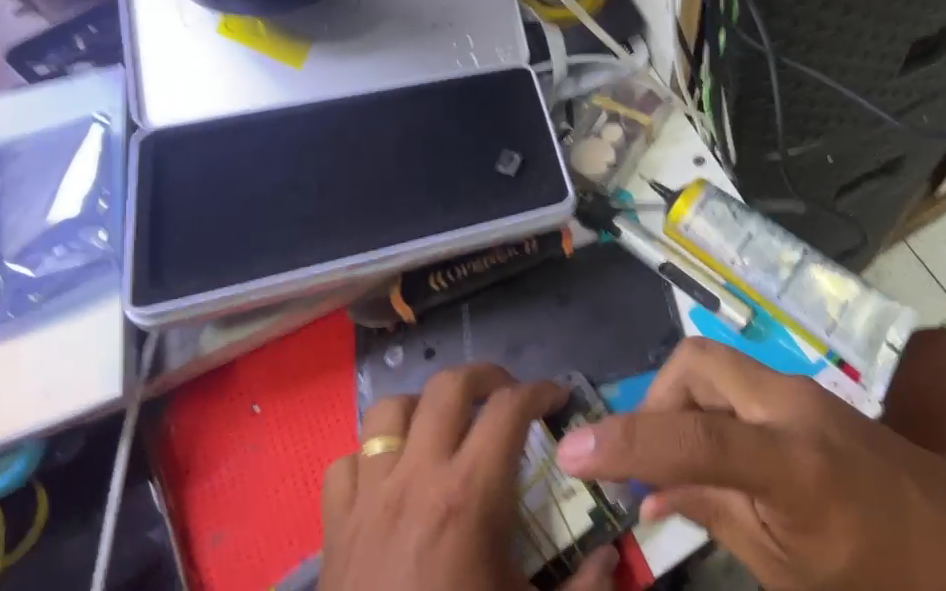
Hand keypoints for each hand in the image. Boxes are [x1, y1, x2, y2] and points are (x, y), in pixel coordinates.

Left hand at [320, 364, 616, 590]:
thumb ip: (584, 586)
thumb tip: (610, 558)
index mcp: (471, 494)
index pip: (510, 407)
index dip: (540, 390)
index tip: (557, 399)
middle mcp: (417, 478)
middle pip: (448, 386)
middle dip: (486, 376)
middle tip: (507, 396)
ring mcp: (369, 498)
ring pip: (389, 411)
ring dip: (423, 407)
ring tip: (447, 425)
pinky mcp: (335, 525)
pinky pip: (346, 462)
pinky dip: (371, 457)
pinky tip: (393, 478)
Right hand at [551, 339, 945, 590]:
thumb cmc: (873, 566)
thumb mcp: (786, 565)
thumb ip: (715, 514)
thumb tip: (651, 494)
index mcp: (792, 461)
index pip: (694, 437)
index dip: (627, 440)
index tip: (571, 452)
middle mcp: (792, 405)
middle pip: (699, 362)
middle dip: (655, 402)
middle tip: (646, 463)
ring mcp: (802, 390)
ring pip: (717, 366)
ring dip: (682, 405)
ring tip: (676, 468)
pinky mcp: (807, 392)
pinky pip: (739, 382)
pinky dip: (709, 409)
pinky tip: (713, 459)